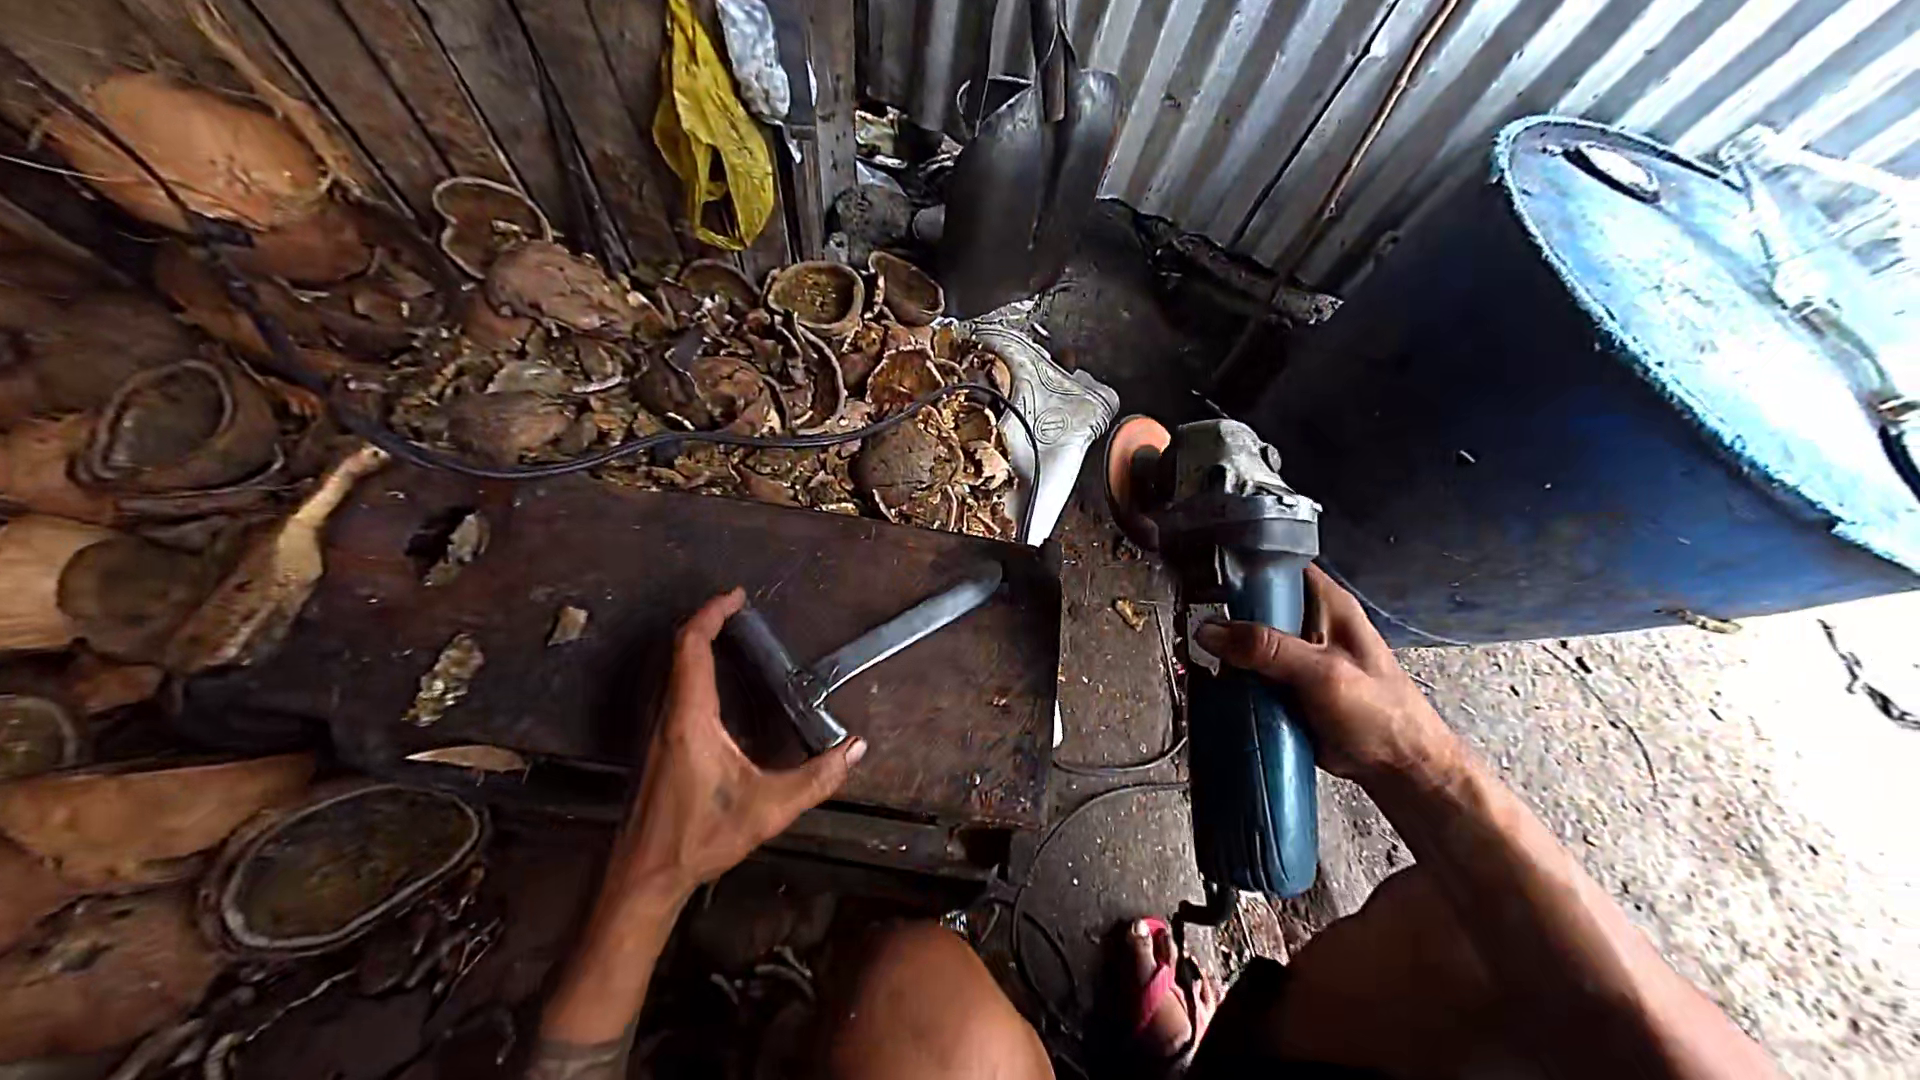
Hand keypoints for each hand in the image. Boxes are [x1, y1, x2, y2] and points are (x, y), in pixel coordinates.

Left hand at [607, 588, 866, 903]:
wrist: (644, 877)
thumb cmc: (698, 839)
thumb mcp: (768, 809)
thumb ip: (817, 778)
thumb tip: (855, 749)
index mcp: (690, 719)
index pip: (692, 648)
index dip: (711, 614)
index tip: (735, 597)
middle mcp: (667, 716)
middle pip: (677, 650)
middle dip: (706, 621)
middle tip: (736, 609)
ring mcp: (656, 731)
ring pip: (669, 669)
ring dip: (696, 644)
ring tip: (727, 635)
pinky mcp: (656, 746)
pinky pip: (671, 688)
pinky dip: (691, 668)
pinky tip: (715, 684)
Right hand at [1191, 565, 1456, 783]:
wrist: (1397, 769)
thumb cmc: (1377, 713)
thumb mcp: (1322, 673)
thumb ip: (1267, 648)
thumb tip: (1208, 631)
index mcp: (1327, 603)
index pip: (1279, 566)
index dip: (1243, 565)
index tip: (1204, 572)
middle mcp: (1308, 622)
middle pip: (1255, 603)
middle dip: (1223, 610)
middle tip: (1186, 616)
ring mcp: (1295, 655)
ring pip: (1248, 639)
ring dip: (1223, 647)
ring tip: (1188, 647)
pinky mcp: (1284, 684)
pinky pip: (1249, 670)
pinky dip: (1230, 674)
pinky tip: (1208, 676)